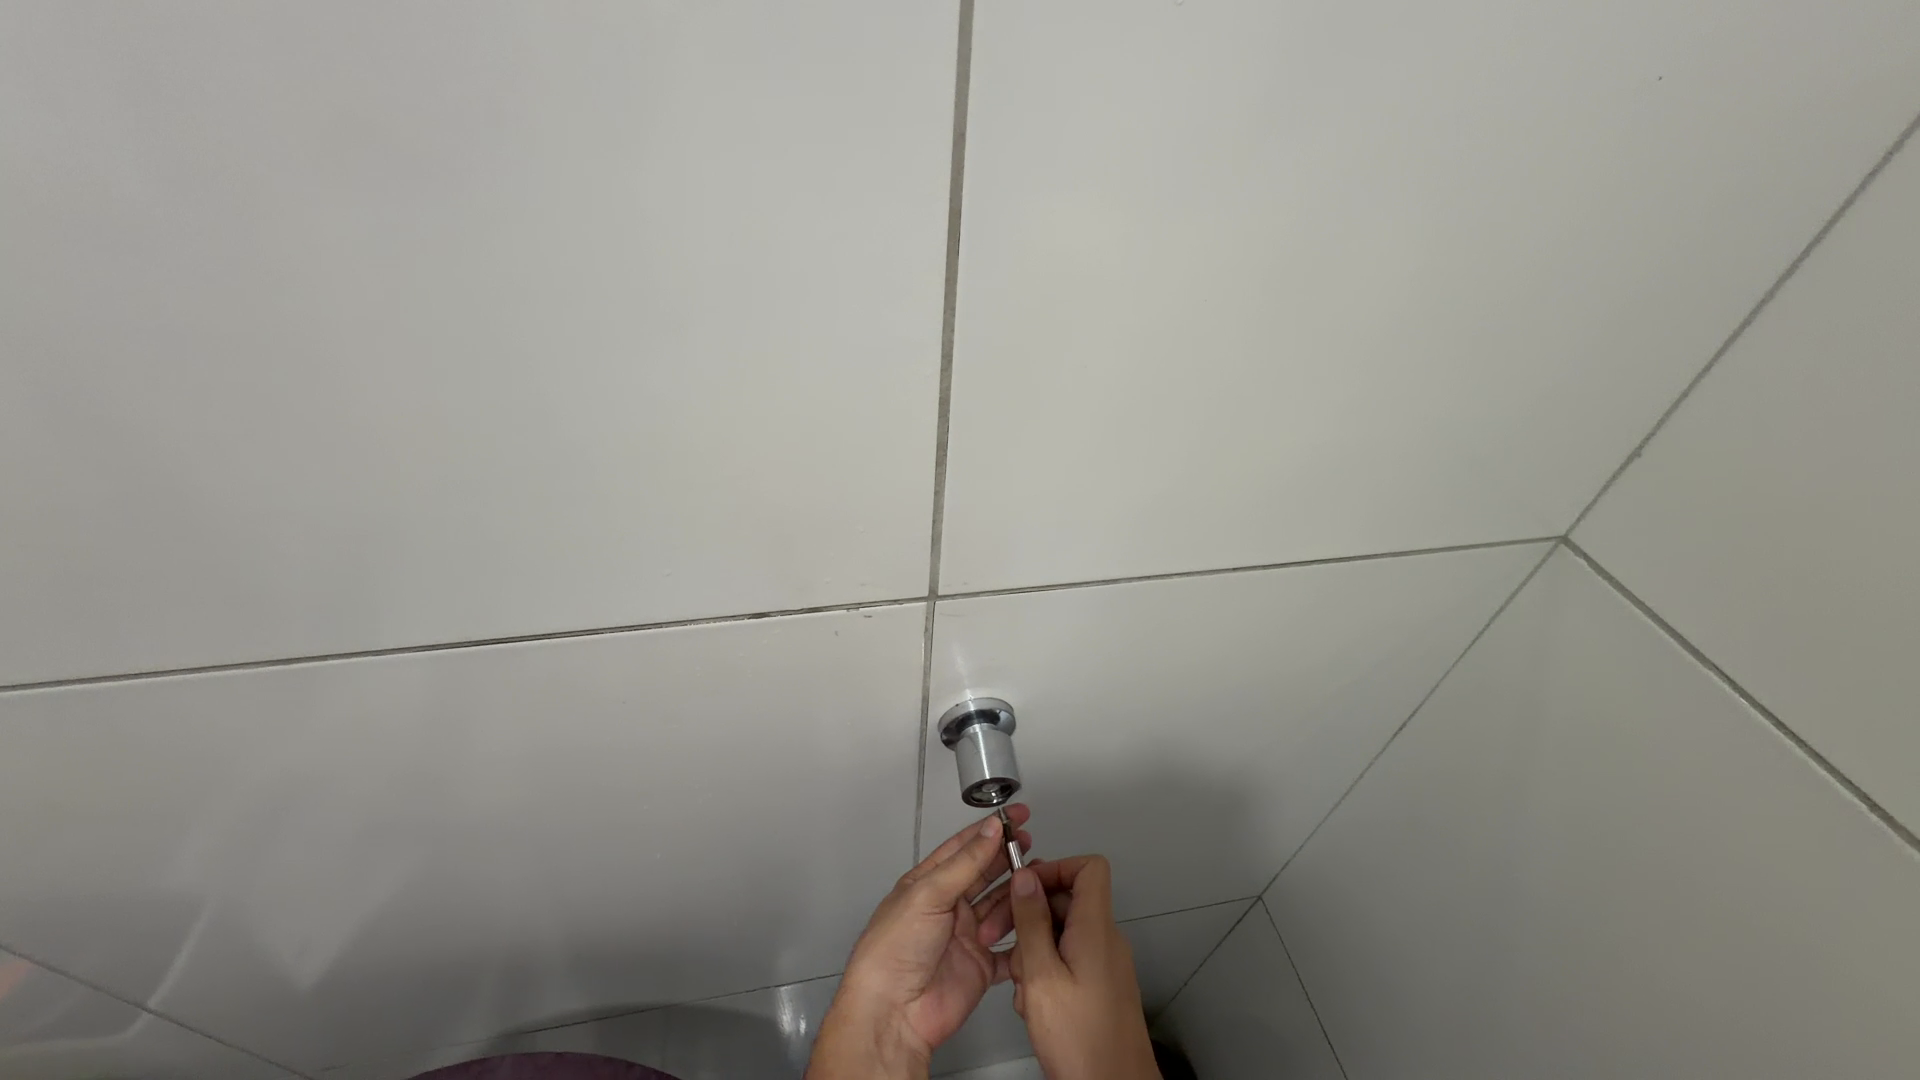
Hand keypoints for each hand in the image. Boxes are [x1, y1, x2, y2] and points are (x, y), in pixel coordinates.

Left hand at [806, 805, 1032, 1079]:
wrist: (893, 1013)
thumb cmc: (895, 949)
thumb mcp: (928, 895)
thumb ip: (965, 863)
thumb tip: (990, 828)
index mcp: (930, 883)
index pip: (965, 847)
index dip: (991, 829)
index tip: (1018, 814)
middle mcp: (949, 906)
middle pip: (986, 874)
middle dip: (1009, 857)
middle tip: (1033, 843)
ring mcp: (966, 936)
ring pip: (1001, 906)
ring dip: (1018, 893)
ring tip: (1039, 880)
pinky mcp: (981, 966)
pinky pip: (1010, 948)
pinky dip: (1025, 938)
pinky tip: (1040, 922)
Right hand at [1002, 856, 1158, 1079]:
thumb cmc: (1080, 1039)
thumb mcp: (1041, 976)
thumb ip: (1031, 922)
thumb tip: (1025, 876)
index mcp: (1096, 928)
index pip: (1089, 867)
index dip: (1056, 867)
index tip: (1025, 887)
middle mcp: (1104, 939)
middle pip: (1066, 900)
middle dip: (1029, 915)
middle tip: (997, 937)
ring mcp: (1104, 963)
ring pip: (1061, 932)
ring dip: (1033, 950)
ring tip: (1020, 983)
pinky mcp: (1099, 985)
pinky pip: (1067, 958)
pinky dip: (1045, 970)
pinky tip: (1032, 1001)